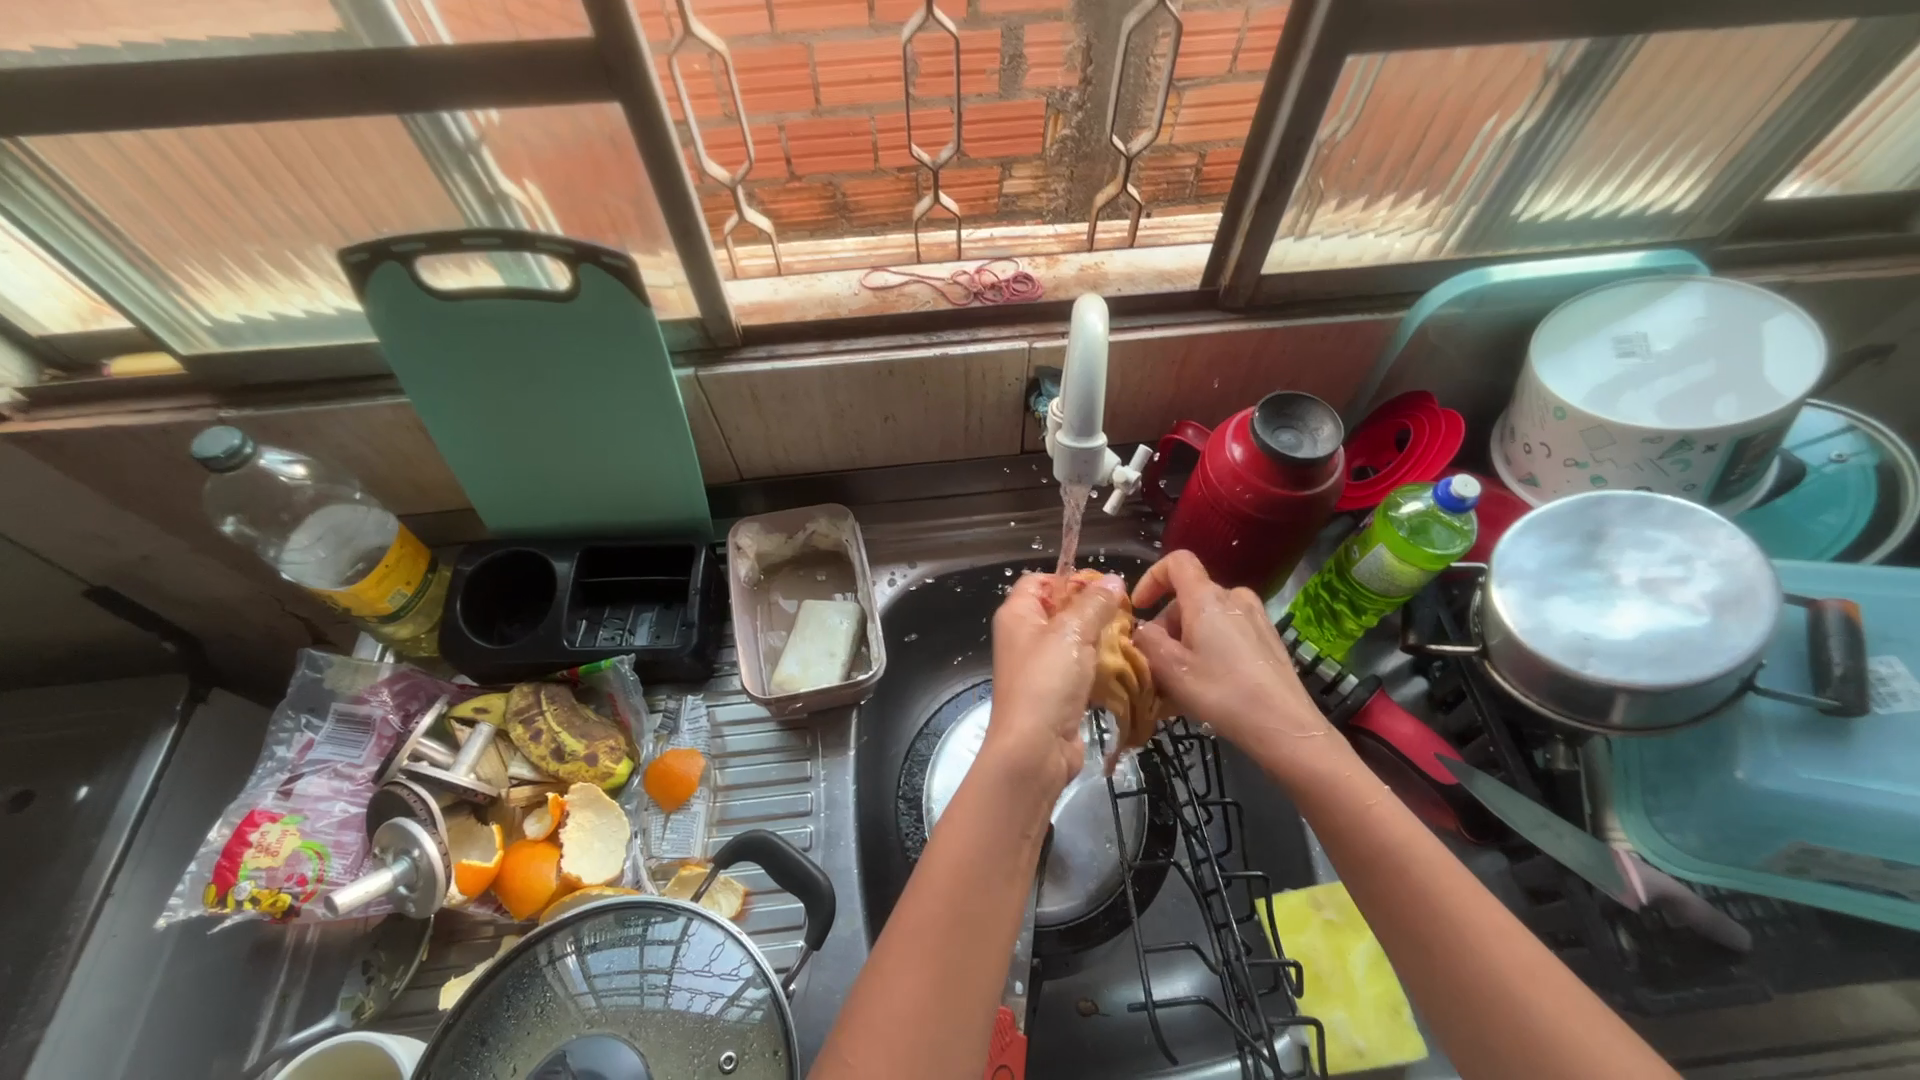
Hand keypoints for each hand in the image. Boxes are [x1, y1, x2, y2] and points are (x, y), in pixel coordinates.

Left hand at [983, 571, 1128, 801]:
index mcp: (1017, 615)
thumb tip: (1112, 579)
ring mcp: (1039, 667)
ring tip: (1128, 637)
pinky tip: (1123, 666)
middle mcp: (1024, 637)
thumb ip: (1094, 603)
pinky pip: (1080, 669)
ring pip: (1074, 641)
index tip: (1101, 587)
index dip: (1068, 578)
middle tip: (1123, 613)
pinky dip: (1099, 667)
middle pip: (1059, 610)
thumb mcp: (1073, 633)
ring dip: (1100, 640)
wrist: (1035, 749)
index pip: (1038, 581)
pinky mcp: (1056, 692)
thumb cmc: (1047, 682)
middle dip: (1091, 610)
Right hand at [1130, 551, 1348, 788]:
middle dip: (1167, 625)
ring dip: (1187, 641)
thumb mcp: (1170, 669)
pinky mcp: (1268, 640)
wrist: (1284, 725)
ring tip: (1180, 679)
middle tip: (1157, 663)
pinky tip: (1208, 684)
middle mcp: (1234, 598)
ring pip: (1208, 618)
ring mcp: (1256, 618)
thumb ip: (1146, 640)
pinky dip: (1210, 649)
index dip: (1151, 578)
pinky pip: (1228, 633)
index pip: (1176, 562)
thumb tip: (1142, 628)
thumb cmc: (1222, 692)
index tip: (1139, 608)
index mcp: (1207, 598)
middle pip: (1190, 597)